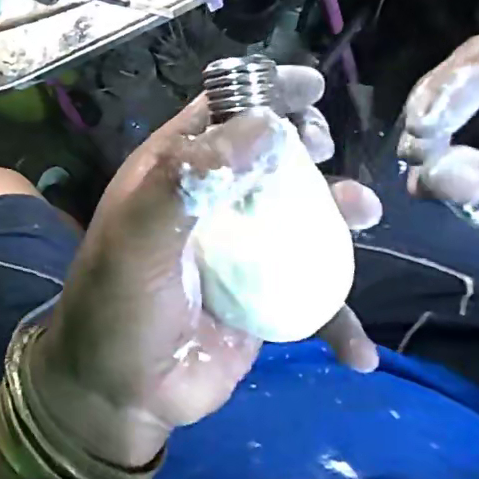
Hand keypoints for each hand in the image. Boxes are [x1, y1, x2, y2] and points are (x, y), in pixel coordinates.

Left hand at [31, 65, 382, 467]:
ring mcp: (239, 251)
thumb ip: (188, 180)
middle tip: (321, 152)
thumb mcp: (138, 238)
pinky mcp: (262, 298)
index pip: (218, 114)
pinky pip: (314, 298)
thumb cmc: (118, 306)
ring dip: (340, 211)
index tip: (311, 89)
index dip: (262, 93)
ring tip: (361, 214)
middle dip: (305, 144)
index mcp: (170, 175)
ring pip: (302, 216)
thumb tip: (265, 124)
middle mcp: (208, 204)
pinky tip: (356, 351)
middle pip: (269, 156)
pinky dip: (339, 321)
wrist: (117, 390)